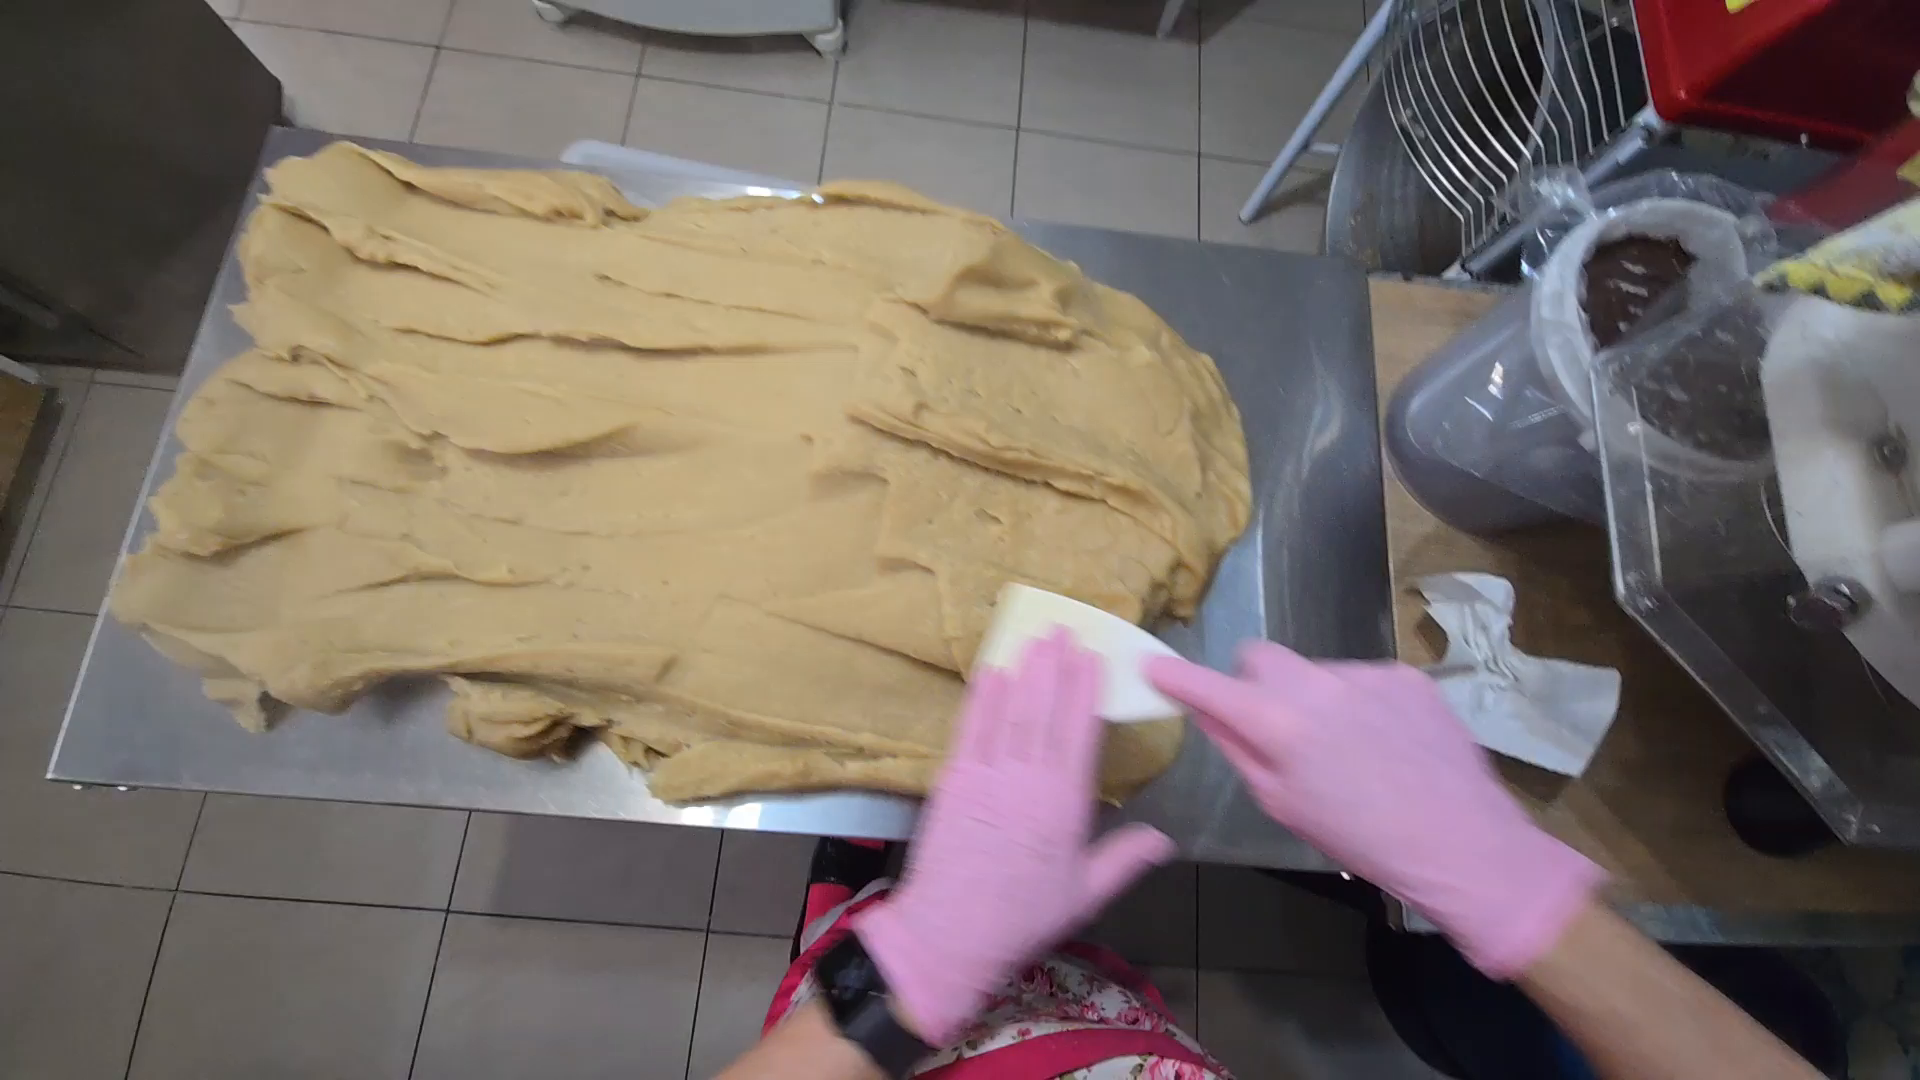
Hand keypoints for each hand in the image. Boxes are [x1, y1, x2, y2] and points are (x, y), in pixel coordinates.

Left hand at [855, 630, 1177, 1044]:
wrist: (950, 930)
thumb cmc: (1023, 914)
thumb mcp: (1084, 893)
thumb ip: (1126, 859)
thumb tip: (1167, 838)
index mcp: (1064, 802)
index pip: (1079, 730)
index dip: (1085, 689)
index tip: (1091, 656)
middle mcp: (1028, 777)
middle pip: (1045, 708)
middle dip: (1055, 665)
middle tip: (1062, 629)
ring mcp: (987, 772)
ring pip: (1011, 709)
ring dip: (1024, 669)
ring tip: (1034, 638)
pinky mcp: (954, 776)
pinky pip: (971, 726)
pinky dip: (983, 696)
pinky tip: (992, 671)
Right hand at [1146, 642, 1601, 977]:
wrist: (1467, 845)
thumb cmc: (1358, 837)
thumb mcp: (1281, 803)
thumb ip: (1236, 748)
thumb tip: (1206, 710)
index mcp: (1278, 723)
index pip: (1208, 686)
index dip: (1175, 676)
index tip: (1152, 666)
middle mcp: (1315, 683)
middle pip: (1259, 658)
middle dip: (1254, 683)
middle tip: (1273, 725)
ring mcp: (1364, 673)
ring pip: (1311, 670)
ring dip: (1310, 696)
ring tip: (1348, 745)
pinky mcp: (1404, 675)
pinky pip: (1357, 677)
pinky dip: (1356, 701)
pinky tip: (1384, 739)